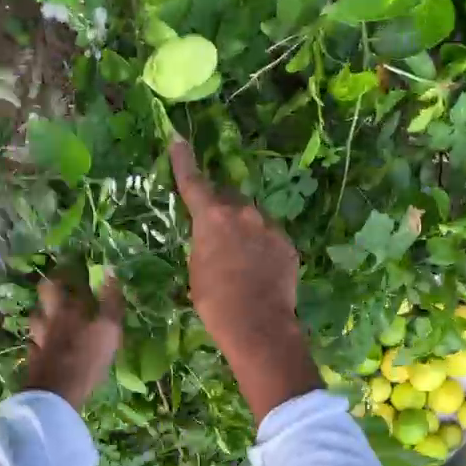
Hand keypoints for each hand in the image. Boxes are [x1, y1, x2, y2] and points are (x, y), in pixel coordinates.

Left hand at [23, 274, 122, 410]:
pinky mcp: (33, 359)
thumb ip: (110, 302)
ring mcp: (38, 339)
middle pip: (44, 296)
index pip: (61, 281)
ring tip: (51, 317)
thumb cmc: (86, 359)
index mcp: (66, 308)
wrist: (57, 394)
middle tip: (61, 290)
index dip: (66, 273)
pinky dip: (39, 341)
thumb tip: (111, 272)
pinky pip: (34, 344)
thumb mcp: (108, 330)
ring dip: (43, 314)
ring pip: (36, 318)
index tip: (72, 270)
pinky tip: (42, 345)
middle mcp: (48, 319)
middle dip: (51, 289)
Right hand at [169, 139, 321, 422]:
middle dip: (220, 211)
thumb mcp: (196, 271)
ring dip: (243, 234)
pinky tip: (258, 274)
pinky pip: (269, 240)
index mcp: (212, 218)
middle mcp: (243, 213)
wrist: (258, 325)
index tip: (178, 140)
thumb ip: (203, 245)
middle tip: (215, 236)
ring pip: (251, 222)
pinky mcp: (287, 246)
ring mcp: (269, 228)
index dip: (183, 162)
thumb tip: (212, 240)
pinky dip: (261, 251)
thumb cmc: (215, 302)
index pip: (193, 183)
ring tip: (239, 265)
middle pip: (228, 201)